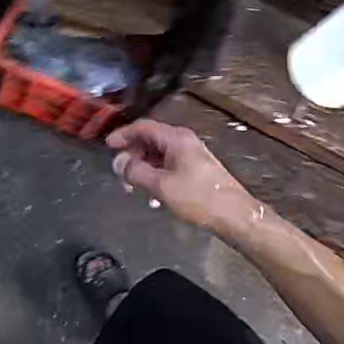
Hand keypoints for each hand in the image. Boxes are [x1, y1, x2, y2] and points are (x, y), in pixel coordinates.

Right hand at [106, 120, 261, 239]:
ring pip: (158, 156)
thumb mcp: (161, 185)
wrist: (235, 216)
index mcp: (176, 138)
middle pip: (149, 141)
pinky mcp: (196, 169)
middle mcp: (183, 141)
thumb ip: (136, 171)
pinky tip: (154, 198)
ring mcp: (191, 155)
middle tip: (122, 176)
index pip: (142, 127)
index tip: (108, 147)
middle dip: (132, 157)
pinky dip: (156, 177)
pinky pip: (168, 166)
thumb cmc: (198, 197)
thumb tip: (119, 162)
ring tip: (135, 191)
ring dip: (143, 170)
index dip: (122, 135)